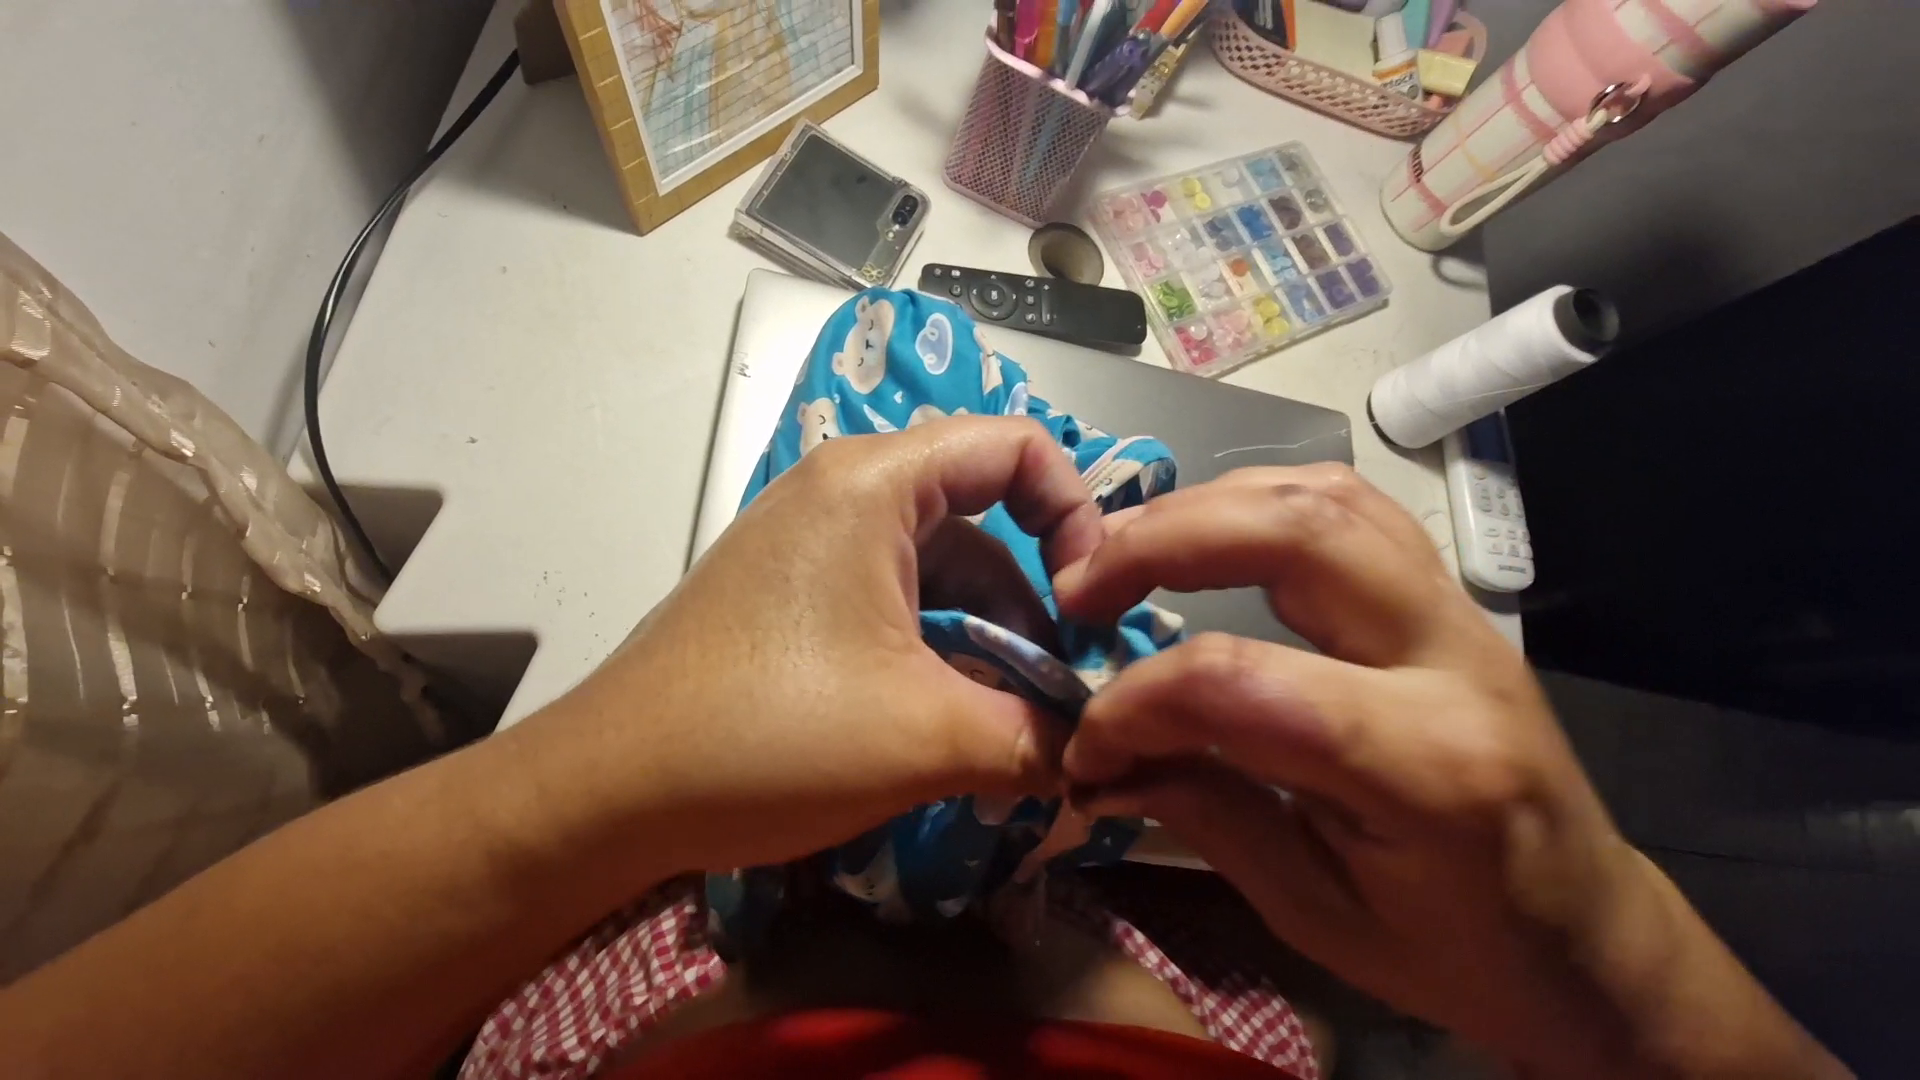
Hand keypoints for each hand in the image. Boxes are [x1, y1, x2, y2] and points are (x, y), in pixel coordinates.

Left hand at [498, 416, 1105, 887]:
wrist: (609, 791)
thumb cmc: (768, 736)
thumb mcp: (925, 738)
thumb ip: (1036, 740)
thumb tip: (1103, 758)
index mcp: (875, 485)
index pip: (1016, 446)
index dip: (1077, 512)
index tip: (1092, 603)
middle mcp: (844, 492)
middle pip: (983, 513)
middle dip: (1038, 598)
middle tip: (1067, 684)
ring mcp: (814, 543)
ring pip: (941, 567)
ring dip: (992, 637)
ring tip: (1018, 721)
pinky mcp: (796, 592)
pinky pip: (897, 598)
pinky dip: (940, 649)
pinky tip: (957, 718)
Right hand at [1053, 466, 1842, 1078]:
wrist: (1589, 932)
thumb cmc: (1453, 945)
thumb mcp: (1312, 910)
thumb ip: (1200, 811)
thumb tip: (1096, 757)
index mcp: (1428, 768)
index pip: (1242, 685)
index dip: (1137, 702)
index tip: (1087, 742)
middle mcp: (1452, 658)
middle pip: (1296, 537)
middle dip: (1162, 543)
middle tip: (1080, 585)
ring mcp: (1457, 610)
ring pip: (1323, 497)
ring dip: (1203, 506)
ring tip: (1123, 547)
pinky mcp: (1445, 593)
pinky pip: (1349, 505)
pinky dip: (1257, 499)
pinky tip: (1205, 528)